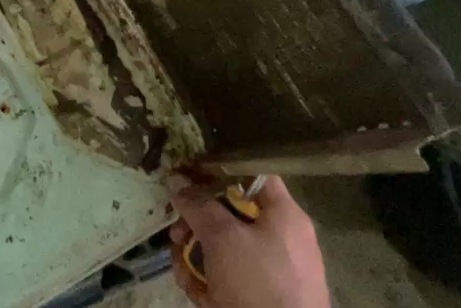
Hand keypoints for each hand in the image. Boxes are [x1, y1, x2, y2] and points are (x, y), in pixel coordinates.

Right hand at [169, 175, 328, 307]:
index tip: (186, 171)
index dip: (218, 166)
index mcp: (284, 216)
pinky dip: (207, 278)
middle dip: (195, 222)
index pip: (251, 172)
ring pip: (224, 246)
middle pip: (230, 211)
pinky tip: (193, 288)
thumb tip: (177, 178)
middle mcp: (281, 238)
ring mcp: (272, 270)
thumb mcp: (222, 238)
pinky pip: (230, 274)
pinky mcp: (262, 297)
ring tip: (181, 269)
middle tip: (176, 232)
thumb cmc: (259, 284)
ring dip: (194, 254)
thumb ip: (197, 203)